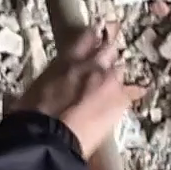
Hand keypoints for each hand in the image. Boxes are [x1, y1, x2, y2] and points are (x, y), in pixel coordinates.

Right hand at [15, 27, 139, 158]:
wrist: (47, 137)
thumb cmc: (31, 118)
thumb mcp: (31, 94)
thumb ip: (45, 86)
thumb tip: (36, 92)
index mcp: (65, 61)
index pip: (85, 37)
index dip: (93, 35)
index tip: (97, 32)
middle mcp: (89, 65)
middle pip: (109, 48)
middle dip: (110, 50)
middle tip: (111, 52)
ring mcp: (107, 80)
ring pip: (120, 68)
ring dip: (116, 74)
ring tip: (115, 83)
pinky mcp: (119, 99)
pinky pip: (133, 91)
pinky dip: (133, 91)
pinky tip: (139, 91)